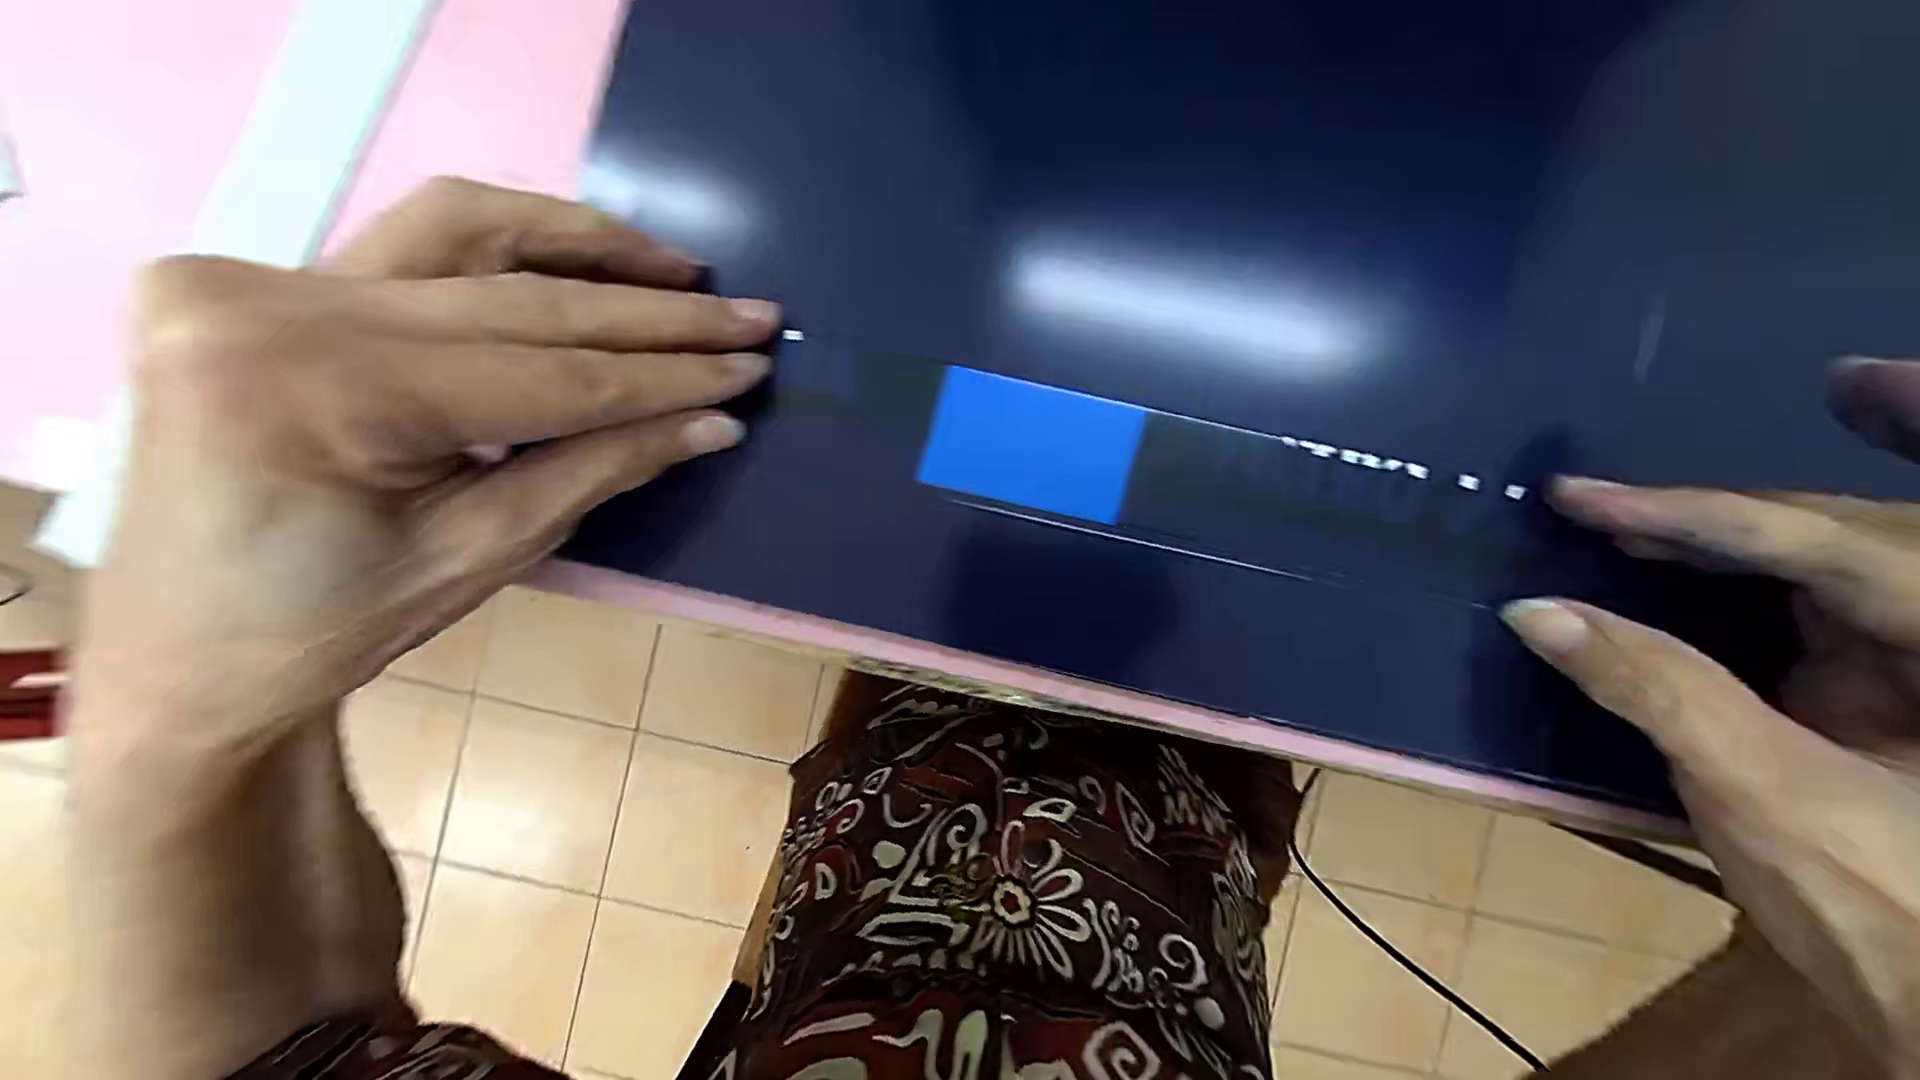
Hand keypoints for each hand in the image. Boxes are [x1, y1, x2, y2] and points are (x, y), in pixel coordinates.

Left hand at [73, 177, 778, 772]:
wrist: (192, 646)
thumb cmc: (342, 620)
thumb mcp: (493, 548)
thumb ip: (608, 466)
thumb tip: (715, 422)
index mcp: (323, 393)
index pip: (553, 376)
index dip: (669, 377)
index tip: (750, 369)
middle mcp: (276, 305)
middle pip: (525, 302)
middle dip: (659, 316)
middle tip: (750, 318)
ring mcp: (262, 278)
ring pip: (471, 229)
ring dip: (595, 248)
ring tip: (685, 271)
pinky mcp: (272, 280)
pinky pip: (422, 237)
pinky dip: (521, 237)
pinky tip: (592, 252)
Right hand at [1501, 357, 1919, 1071]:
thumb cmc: (1901, 927)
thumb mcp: (1770, 804)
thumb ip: (1656, 692)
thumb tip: (1534, 611)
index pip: (1848, 555)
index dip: (1703, 517)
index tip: (1584, 499)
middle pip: (1884, 535)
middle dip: (1769, 496)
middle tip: (1656, 471)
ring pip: (1878, 553)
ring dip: (1785, 510)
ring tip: (1701, 474)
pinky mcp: (1910, 689)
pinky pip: (1847, 597)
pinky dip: (1791, 556)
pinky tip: (1728, 537)